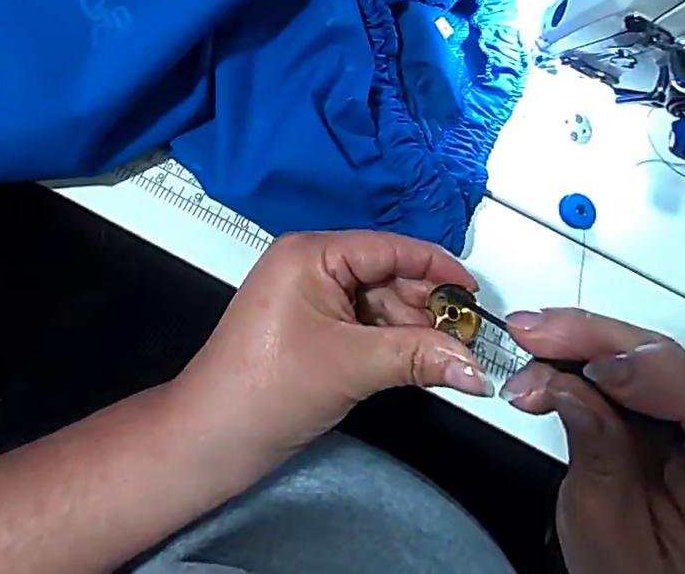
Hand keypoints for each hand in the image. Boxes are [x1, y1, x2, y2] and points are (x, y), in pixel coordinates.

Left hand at [171, 230, 492, 465]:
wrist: (212, 436)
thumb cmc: (262, 388)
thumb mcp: (349, 365)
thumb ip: (417, 357)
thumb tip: (471, 363)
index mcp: (310, 253)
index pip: (385, 247)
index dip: (434, 266)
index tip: (473, 289)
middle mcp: (309, 264)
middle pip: (385, 274)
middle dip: (427, 306)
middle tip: (469, 337)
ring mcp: (309, 295)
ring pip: (378, 301)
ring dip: (414, 328)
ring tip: (452, 357)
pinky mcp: (312, 324)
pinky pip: (364, 322)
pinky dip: (393, 341)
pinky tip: (421, 361)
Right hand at [501, 309, 684, 573]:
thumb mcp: (612, 544)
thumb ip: (597, 461)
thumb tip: (567, 385)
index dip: (662, 377)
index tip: (594, 370)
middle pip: (680, 372)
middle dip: (598, 341)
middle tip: (532, 332)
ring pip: (646, 363)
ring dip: (579, 346)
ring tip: (525, 347)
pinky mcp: (670, 427)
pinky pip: (628, 380)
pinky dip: (580, 366)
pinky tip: (544, 370)